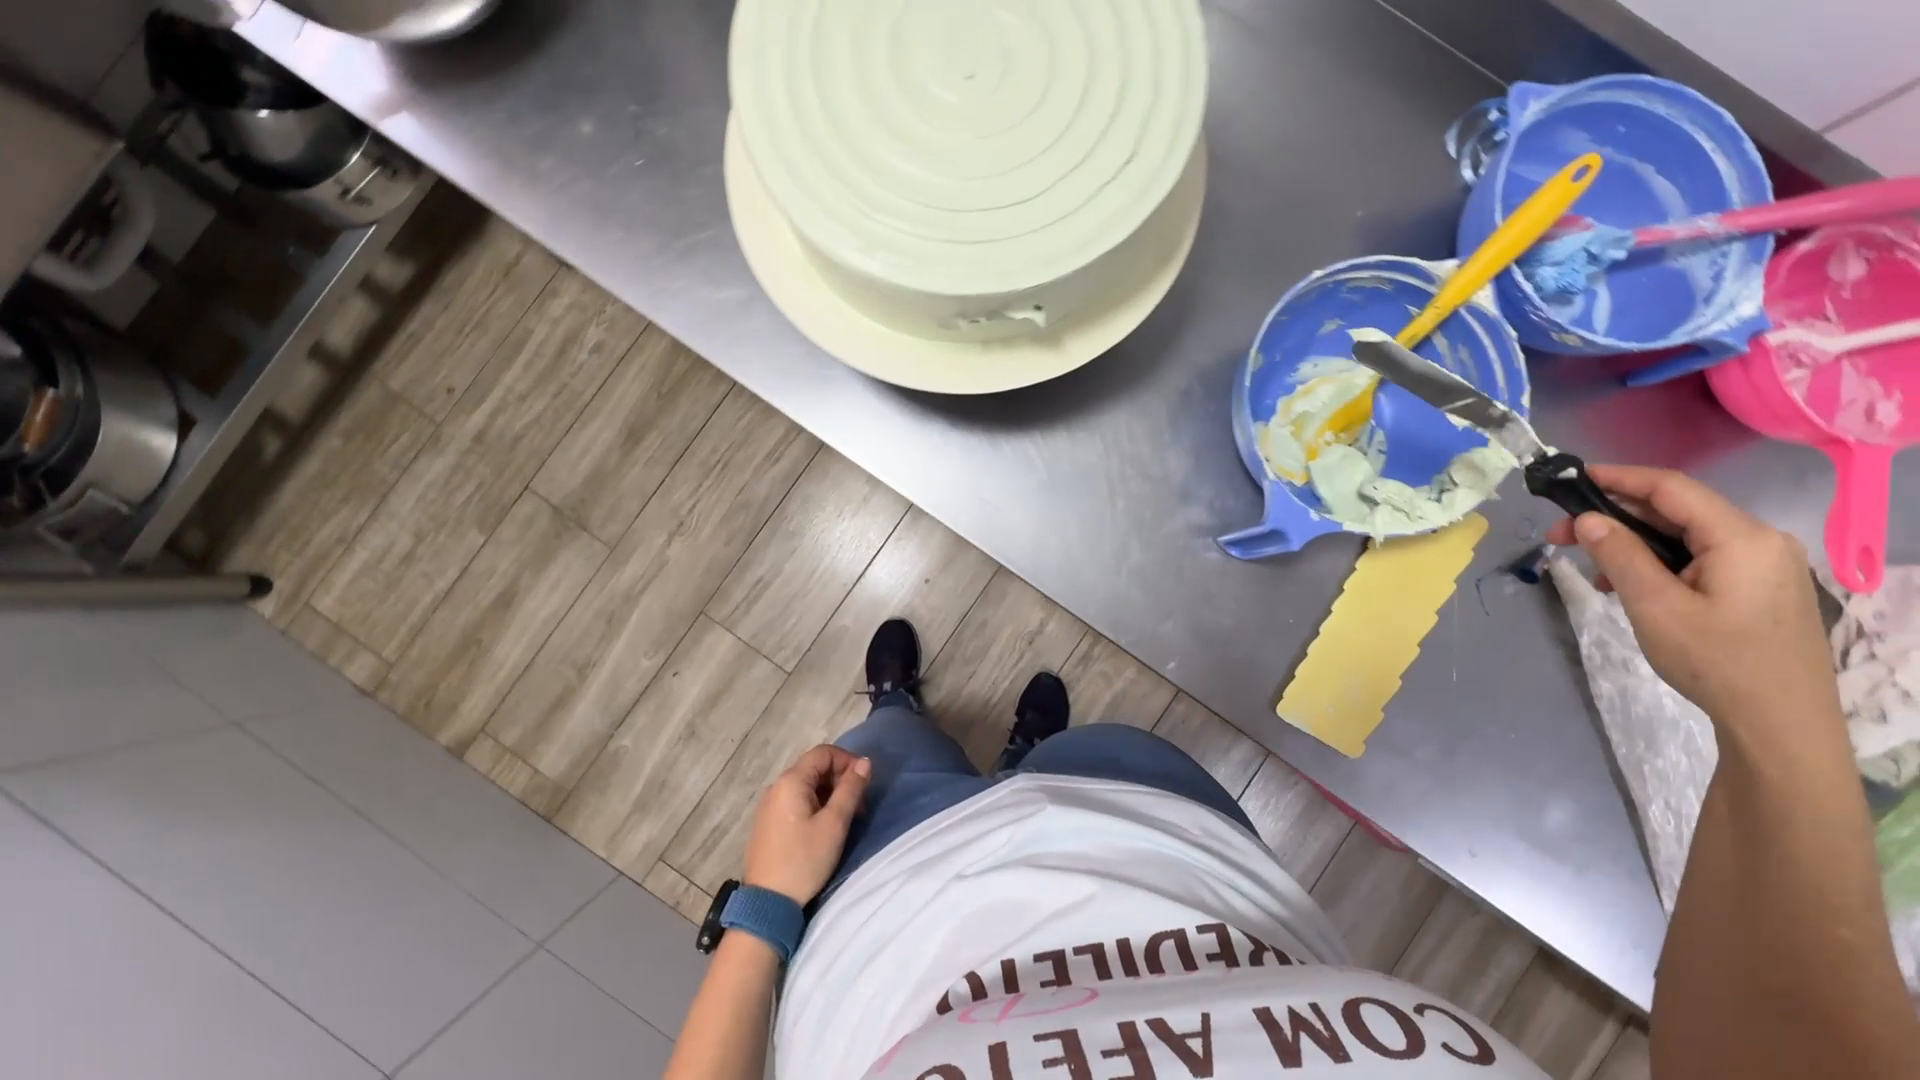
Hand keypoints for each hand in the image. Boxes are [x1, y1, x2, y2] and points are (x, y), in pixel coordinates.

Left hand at [743, 745, 870, 904]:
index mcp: (791, 781)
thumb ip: (850, 789)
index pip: (823, 753)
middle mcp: (776, 787)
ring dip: (830, 794)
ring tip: (845, 820)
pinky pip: (795, 802)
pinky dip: (815, 806)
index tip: (864, 784)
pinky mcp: (768, 823)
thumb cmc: (805, 860)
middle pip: (814, 768)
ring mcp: (769, 805)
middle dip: (840, 780)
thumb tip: (864, 762)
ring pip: (806, 786)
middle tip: (858, 807)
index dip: (847, 761)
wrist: (768, 902)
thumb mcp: (834, 824)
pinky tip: (824, 828)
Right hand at [1546, 465, 1840, 740]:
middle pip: (1679, 511)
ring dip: (1635, 544)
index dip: (1618, 478)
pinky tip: (1634, 587)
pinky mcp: (1763, 589)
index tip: (1570, 481)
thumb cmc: (1715, 661)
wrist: (1780, 724)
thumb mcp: (1654, 607)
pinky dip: (1661, 563)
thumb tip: (1588, 519)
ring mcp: (1767, 566)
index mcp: (1742, 537)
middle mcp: (1762, 541)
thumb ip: (1620, 555)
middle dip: (1617, 518)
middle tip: (1561, 536)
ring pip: (1688, 537)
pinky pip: (1703, 559)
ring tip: (1594, 570)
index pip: (1671, 488)